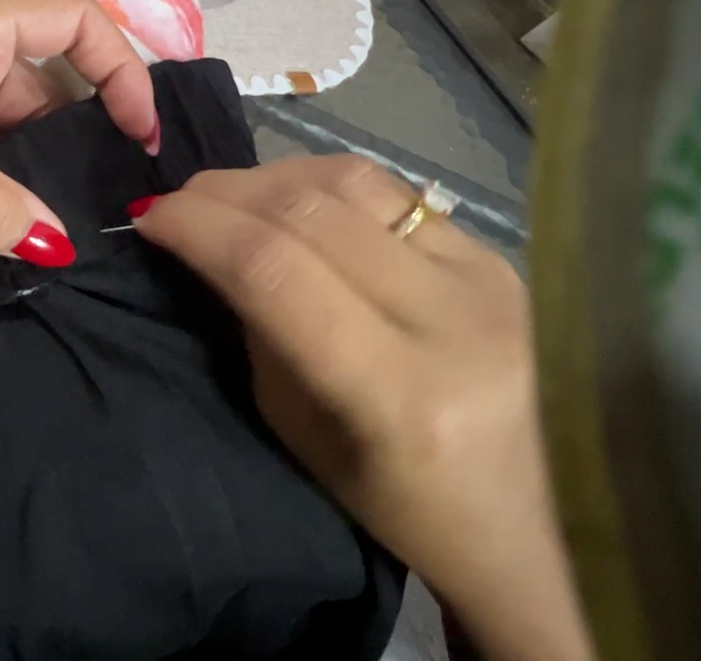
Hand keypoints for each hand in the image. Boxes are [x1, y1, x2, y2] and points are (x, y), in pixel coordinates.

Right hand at [133, 156, 592, 660]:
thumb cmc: (406, 505)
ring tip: (226, 195)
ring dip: (268, 175)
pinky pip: (391, 190)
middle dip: (221, 193)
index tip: (148, 219)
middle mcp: (455, 319)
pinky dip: (319, 183)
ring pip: (352, 180)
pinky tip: (290, 199)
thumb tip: (209, 247)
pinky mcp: (501, 254)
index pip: (274, 270)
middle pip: (309, 210)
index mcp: (400, 393)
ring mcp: (490, 276)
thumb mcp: (303, 432)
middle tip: (175, 203)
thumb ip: (259, 329)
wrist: (552, 526)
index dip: (197, 228)